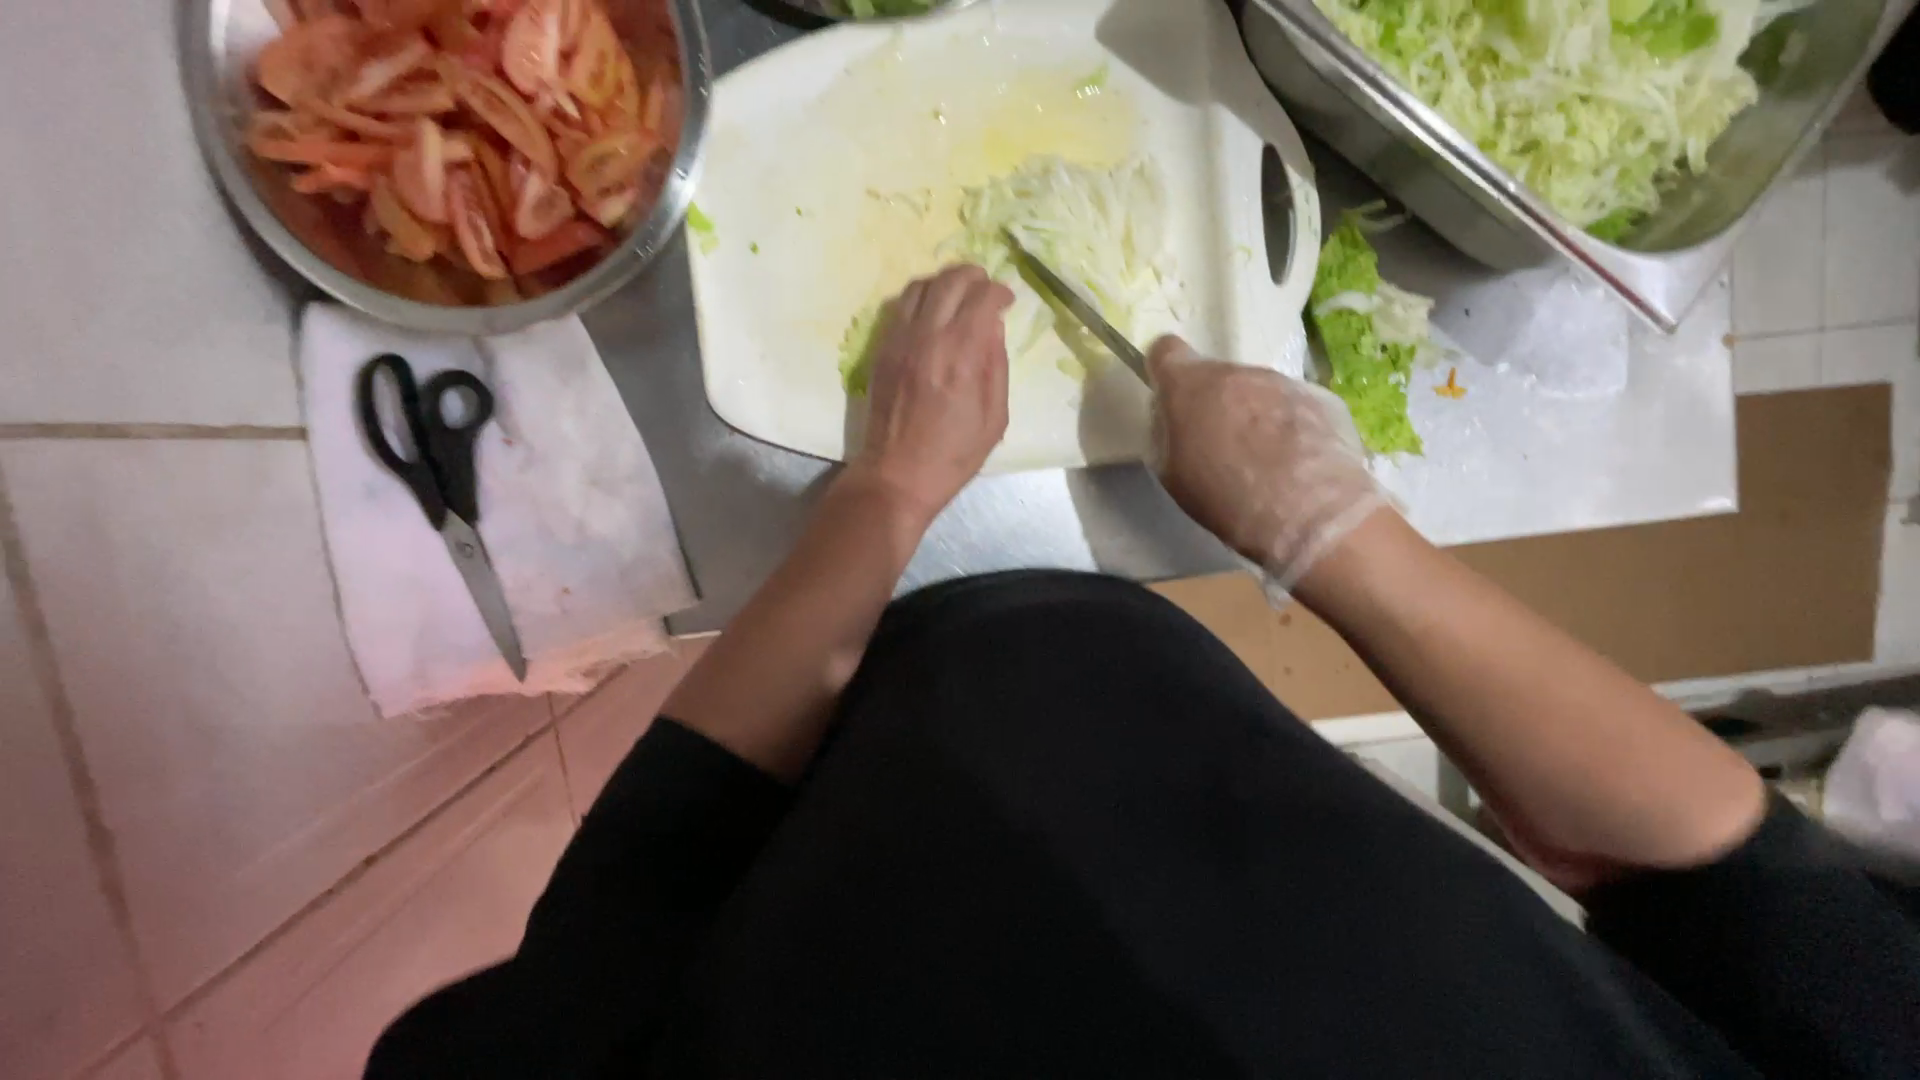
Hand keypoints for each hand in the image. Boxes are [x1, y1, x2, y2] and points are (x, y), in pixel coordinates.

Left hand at [847, 264, 1015, 524]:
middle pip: (950, 281)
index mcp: (962, 356)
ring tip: (959, 294)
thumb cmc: (953, 455)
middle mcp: (928, 338)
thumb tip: (993, 327)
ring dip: (944, 282)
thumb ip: (997, 366)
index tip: (1008, 301)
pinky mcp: (881, 350)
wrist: (897, 474)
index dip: (1000, 292)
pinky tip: (932, 312)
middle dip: (973, 276)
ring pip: (920, 286)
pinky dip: (921, 298)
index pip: (983, 298)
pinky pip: (899, 306)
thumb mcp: (995, 418)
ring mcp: (899, 341)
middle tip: (985, 286)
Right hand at [1147, 336, 1389, 589]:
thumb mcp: (1171, 473)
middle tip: (1224, 447)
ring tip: (1267, 461)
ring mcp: (1285, 381)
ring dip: (1258, 417)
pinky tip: (1299, 465)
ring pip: (1261, 392)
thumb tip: (1177, 422)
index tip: (1170, 393)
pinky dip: (1295, 429)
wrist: (1305, 512)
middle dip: (1218, 404)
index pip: (1166, 351)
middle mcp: (1237, 371)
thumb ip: (1169, 434)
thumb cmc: (1223, 497)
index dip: (1166, 370)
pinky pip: (1297, 409)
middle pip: (1220, 377)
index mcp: (1190, 385)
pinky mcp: (1324, 399)